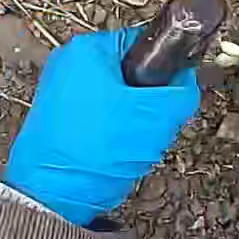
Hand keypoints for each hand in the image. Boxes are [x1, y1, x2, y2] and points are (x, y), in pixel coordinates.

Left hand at [3, 27, 200, 226]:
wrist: (51, 194)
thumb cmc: (94, 150)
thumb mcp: (156, 117)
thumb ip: (181, 92)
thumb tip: (186, 81)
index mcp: (87, 49)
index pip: (143, 43)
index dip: (163, 71)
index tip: (168, 96)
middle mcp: (68, 63)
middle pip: (129, 73)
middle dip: (146, 101)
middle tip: (146, 125)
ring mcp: (59, 90)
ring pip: (117, 98)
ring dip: (130, 121)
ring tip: (125, 142)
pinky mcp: (56, 117)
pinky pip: (99, 117)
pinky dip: (110, 133)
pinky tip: (110, 151)